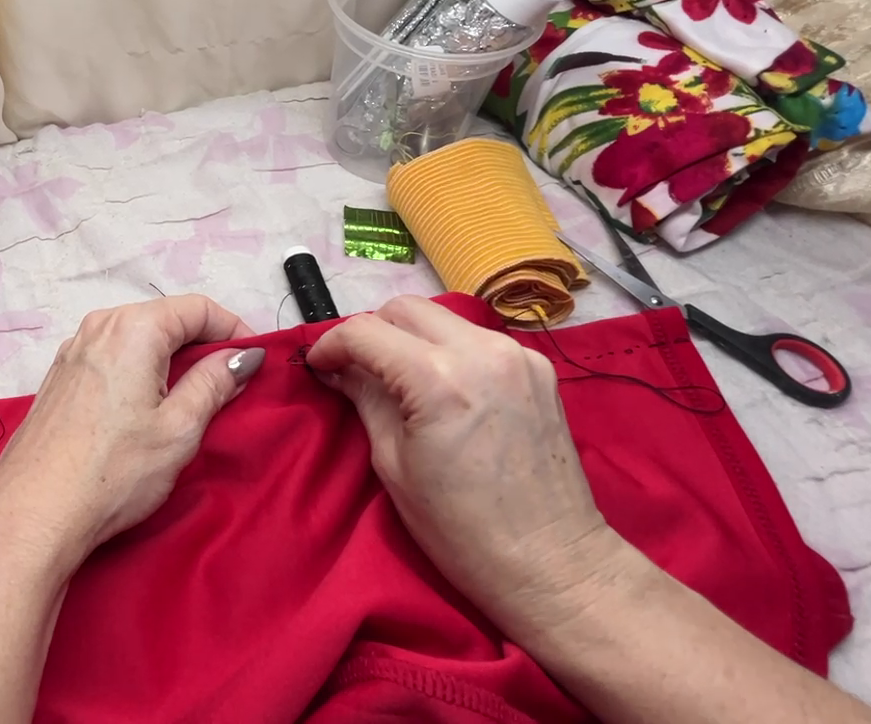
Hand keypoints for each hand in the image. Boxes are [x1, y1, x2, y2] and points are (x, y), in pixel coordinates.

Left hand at [0, 295, 261, 566]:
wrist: (34, 512)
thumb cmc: (112, 472)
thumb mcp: (180, 428)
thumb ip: (214, 382)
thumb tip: (241, 357)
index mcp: (132, 328)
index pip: (197, 308)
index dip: (233, 330)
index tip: (253, 360)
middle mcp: (99, 326)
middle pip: (166, 318)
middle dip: (202, 343)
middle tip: (230, 381)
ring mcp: (74, 349)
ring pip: (138, 337)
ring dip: (171, 357)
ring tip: (193, 398)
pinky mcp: (61, 375)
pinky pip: (113, 355)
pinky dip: (140, 368)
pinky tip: (148, 406)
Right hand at [306, 296, 626, 636]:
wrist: (552, 563)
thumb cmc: (458, 528)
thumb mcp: (392, 462)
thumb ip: (365, 399)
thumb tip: (337, 370)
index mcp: (438, 379)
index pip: (365, 332)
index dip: (331, 344)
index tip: (318, 365)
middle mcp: (481, 351)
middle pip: (404, 308)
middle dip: (371, 331)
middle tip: (356, 368)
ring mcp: (516, 354)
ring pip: (441, 317)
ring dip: (409, 336)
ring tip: (397, 375)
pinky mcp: (538, 366)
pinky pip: (475, 338)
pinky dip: (447, 348)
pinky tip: (442, 384)